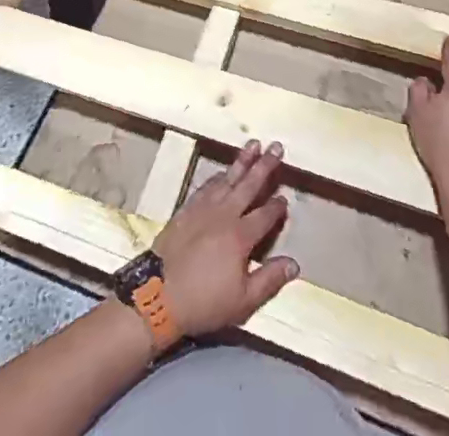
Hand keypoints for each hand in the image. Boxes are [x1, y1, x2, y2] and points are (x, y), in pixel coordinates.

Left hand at [151, 139, 298, 337]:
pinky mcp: (184, 212)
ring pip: (227, 179)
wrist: (154, 299)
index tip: (285, 199)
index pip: (266, 214)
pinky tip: (222, 171)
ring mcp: (202, 210)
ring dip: (242, 161)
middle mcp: (224, 215)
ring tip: (253, 144)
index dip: (277, 207)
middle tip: (277, 147)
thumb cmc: (202, 303)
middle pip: (249, 185)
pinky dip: (216, 177)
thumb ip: (269, 280)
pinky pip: (205, 187)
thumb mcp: (242, 301)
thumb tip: (294, 264)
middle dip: (265, 166)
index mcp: (241, 236)